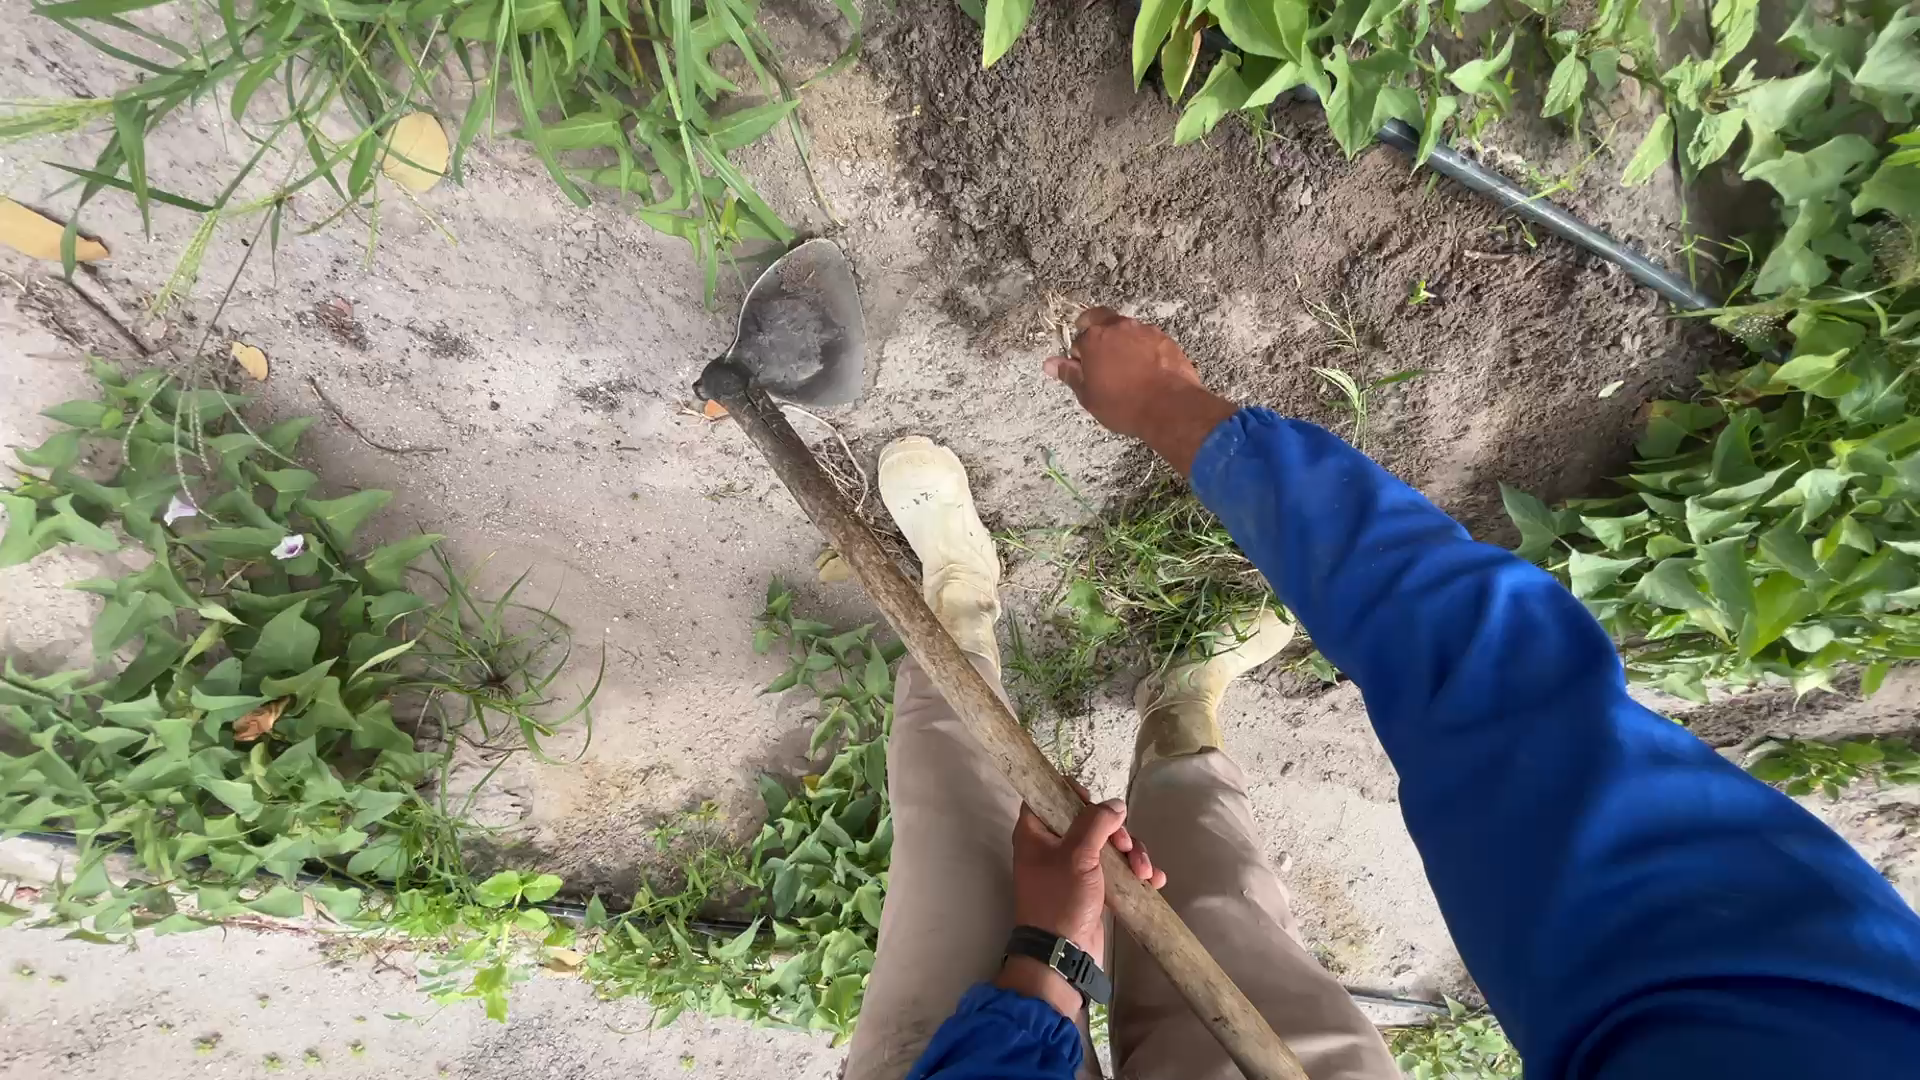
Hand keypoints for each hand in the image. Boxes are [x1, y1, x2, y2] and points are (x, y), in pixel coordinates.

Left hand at [993, 790, 1165, 1017]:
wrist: (1063, 957)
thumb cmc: (1060, 899)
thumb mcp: (1077, 855)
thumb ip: (1096, 823)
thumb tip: (1116, 804)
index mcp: (1036, 832)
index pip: (1049, 795)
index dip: (1073, 793)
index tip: (1095, 803)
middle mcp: (1052, 845)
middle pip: (1088, 820)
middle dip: (1116, 832)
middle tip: (1126, 846)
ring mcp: (1074, 868)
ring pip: (1107, 845)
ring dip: (1131, 854)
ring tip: (1144, 872)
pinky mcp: (1093, 887)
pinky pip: (1116, 869)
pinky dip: (1134, 872)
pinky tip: (1153, 881)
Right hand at [1043, 307, 1238, 474]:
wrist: (1169, 408)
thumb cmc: (1125, 404)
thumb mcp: (1089, 395)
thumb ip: (1069, 374)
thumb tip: (1050, 363)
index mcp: (1094, 339)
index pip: (1078, 340)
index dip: (1079, 356)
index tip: (1084, 372)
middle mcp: (1118, 327)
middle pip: (1100, 320)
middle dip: (1095, 335)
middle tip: (1098, 360)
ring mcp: (1144, 330)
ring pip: (1125, 329)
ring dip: (1120, 343)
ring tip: (1124, 371)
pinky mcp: (1164, 339)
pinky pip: (1146, 339)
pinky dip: (1141, 350)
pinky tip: (1144, 372)